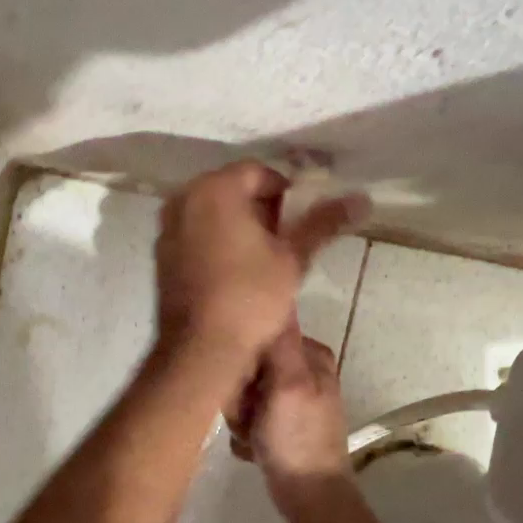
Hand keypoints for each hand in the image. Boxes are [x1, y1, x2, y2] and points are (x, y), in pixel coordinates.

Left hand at [154, 161, 367, 363]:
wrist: (201, 349)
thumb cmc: (250, 298)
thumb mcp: (292, 258)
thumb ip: (323, 223)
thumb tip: (361, 199)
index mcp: (214, 189)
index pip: (259, 173)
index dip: (286, 193)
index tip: (301, 221)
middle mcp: (183, 200)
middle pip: (232, 190)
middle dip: (262, 209)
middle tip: (286, 240)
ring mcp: (167, 228)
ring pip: (212, 213)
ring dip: (239, 226)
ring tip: (265, 258)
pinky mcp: (161, 256)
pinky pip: (195, 235)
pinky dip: (217, 242)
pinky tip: (236, 272)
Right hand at [228, 325, 353, 499]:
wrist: (310, 497)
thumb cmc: (297, 438)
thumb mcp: (288, 382)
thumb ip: (280, 340)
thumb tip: (273, 292)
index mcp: (309, 353)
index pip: (259, 336)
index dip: (243, 360)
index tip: (244, 386)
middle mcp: (302, 369)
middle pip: (248, 366)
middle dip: (240, 394)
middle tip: (247, 418)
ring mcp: (290, 398)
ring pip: (243, 394)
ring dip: (240, 417)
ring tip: (251, 435)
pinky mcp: (280, 424)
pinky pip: (247, 417)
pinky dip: (247, 433)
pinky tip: (254, 447)